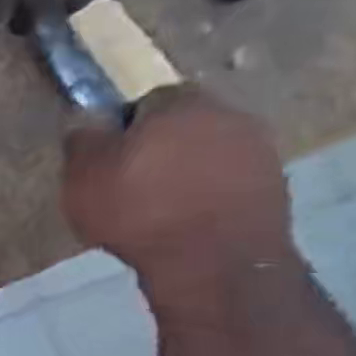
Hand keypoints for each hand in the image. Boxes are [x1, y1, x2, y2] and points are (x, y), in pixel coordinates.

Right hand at [62, 85, 298, 290]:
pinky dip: (201, 190)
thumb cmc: (136, 208)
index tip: (105, 152)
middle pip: (182, 123)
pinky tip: (178, 215)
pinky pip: (224, 177)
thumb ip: (83, 140)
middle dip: (156, 144)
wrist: (212, 258)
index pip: (148, 98)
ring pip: (205, 150)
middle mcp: (229, 116)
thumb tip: (87, 121)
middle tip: (124, 177)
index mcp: (181, 105)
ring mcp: (258, 150)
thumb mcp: (83, 174)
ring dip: (180, 168)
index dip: (123, 123)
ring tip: (150, 202)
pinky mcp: (272, 184)